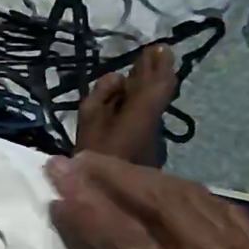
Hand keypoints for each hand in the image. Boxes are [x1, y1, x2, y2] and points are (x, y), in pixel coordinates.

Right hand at [45, 154, 248, 248]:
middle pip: (164, 205)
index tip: (57, 178)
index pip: (131, 243)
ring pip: (197, 200)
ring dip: (146, 176)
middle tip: (70, 159)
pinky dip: (186, 192)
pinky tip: (161, 187)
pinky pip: (227, 213)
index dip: (89, 206)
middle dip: (112, 176)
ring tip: (104, 165)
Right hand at [75, 43, 178, 166]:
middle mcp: (153, 122)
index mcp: (141, 114)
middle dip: (157, 71)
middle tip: (156, 51)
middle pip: (161, 92)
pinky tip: (133, 98)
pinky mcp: (148, 148)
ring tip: (145, 68)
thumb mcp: (88, 123)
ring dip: (151, 85)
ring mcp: (152, 136)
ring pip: (155, 104)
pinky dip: (144, 101)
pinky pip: (148, 115)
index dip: (160, 64)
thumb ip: (100, 97)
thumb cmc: (96, 159)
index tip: (159, 47)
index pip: (158, 84)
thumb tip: (116, 78)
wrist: (114, 201)